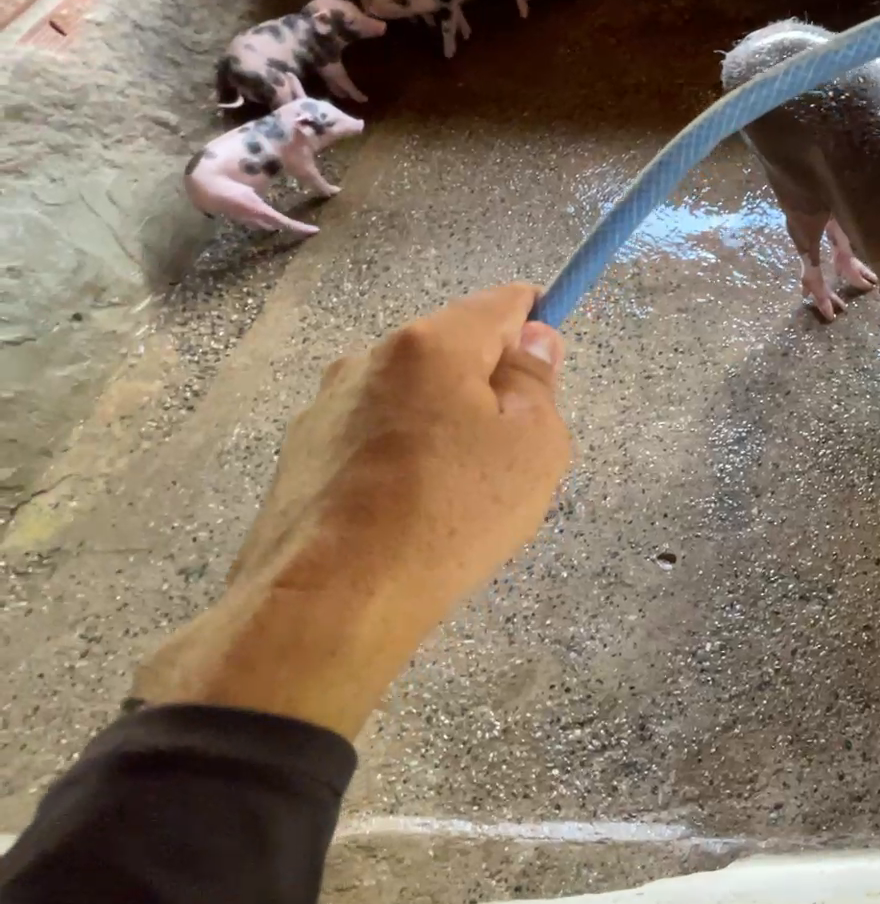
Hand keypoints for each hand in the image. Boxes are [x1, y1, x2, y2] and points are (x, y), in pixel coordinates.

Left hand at [136, 284, 571, 736]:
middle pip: (455, 348)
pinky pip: (379, 431)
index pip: (501, 303)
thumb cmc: (457, 510)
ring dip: (450, 416)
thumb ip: (538, 381)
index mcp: (432, 345)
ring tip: (468, 485)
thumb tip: (534, 339)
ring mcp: (327, 405)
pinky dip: (410, 449)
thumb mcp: (535, 444)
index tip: (553, 364)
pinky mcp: (302, 453)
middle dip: (493, 380)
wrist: (334, 599)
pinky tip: (420, 504)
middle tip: (519, 443)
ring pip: (415, 392)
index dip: (539, 321)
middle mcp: (371, 358)